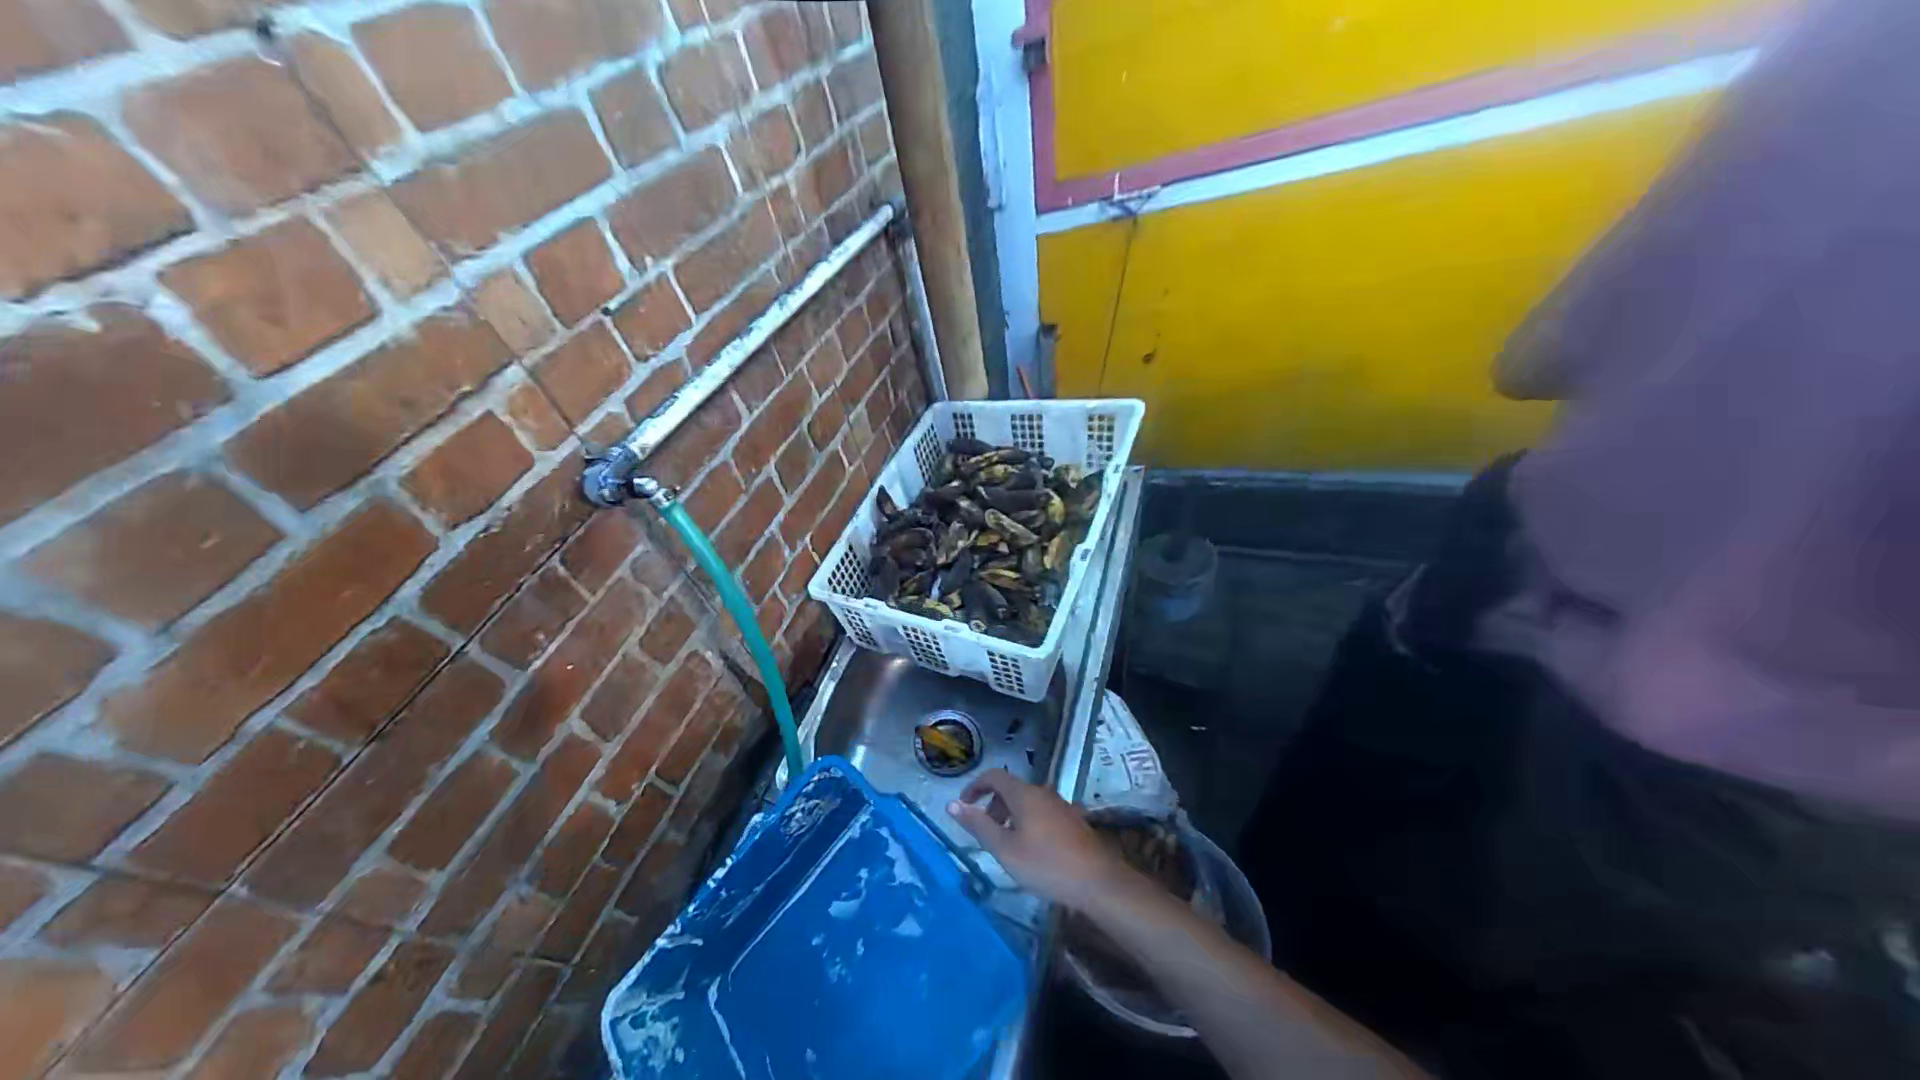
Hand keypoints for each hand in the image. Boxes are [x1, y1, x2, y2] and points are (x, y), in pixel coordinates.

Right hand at [947, 768, 1135, 909]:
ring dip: (1009, 817)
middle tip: (985, 834)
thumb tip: (952, 805)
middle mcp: (1043, 793)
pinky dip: (1026, 823)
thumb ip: (978, 825)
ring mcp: (1061, 806)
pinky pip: (1041, 813)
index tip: (963, 807)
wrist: (1098, 882)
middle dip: (992, 806)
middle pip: (1010, 789)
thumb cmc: (1046, 865)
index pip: (994, 776)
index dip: (975, 787)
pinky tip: (1031, 852)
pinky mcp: (1072, 821)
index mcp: (1024, 794)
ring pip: (1027, 802)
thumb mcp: (1005, 849)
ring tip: (1006, 846)